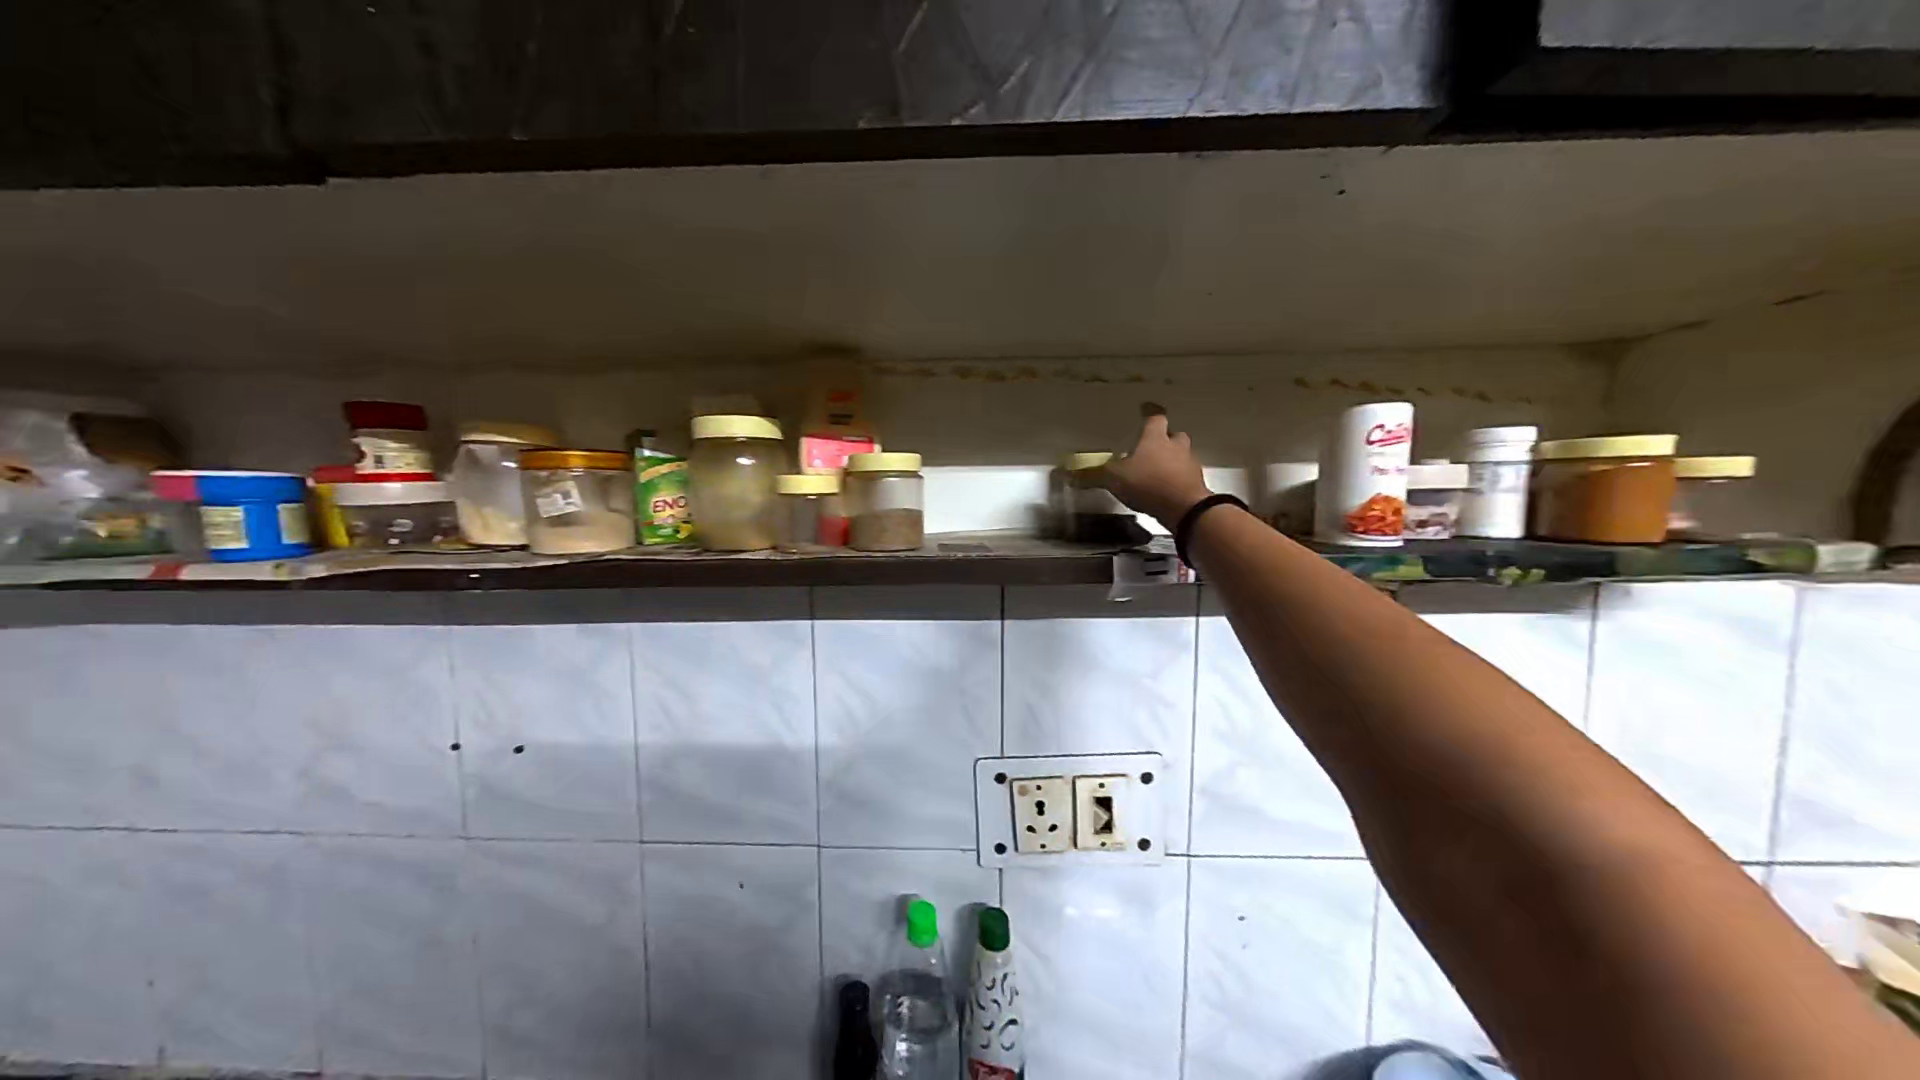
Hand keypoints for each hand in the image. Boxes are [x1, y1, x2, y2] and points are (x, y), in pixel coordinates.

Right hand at [1099, 411, 1212, 528]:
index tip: (1146, 408)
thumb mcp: (1114, 478)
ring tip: (1157, 470)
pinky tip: (1165, 490)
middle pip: (1174, 435)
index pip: (1155, 418)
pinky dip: (1176, 480)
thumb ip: (1095, 474)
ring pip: (1182, 456)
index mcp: (1155, 438)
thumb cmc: (1148, 483)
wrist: (1184, 508)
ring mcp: (1189, 465)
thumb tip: (1068, 473)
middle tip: (1154, 445)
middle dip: (1166, 438)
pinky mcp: (1196, 485)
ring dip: (1172, 460)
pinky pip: (1185, 477)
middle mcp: (1176, 447)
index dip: (1150, 413)